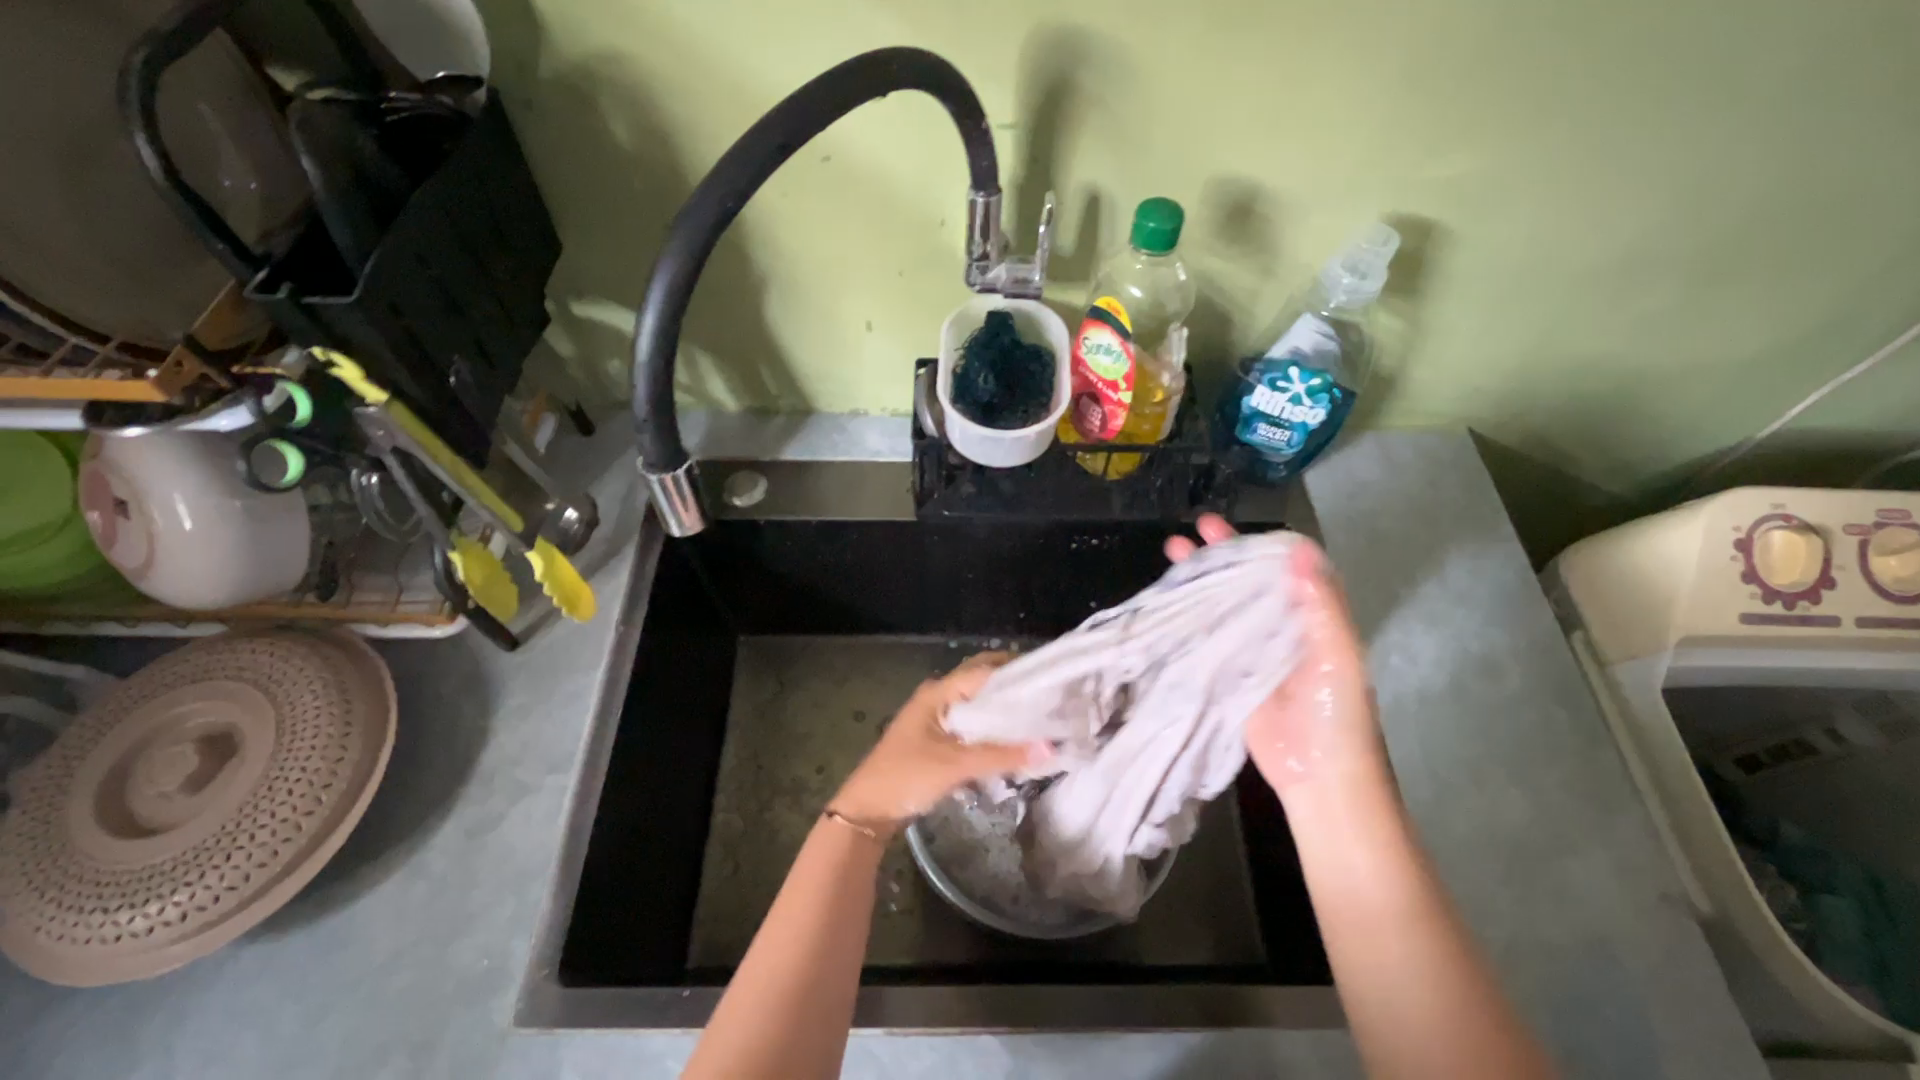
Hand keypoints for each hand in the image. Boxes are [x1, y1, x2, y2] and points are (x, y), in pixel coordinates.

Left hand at [830, 653, 1051, 835]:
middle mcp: (937, 697)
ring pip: (977, 705)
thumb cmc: (906, 778)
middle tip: (1050, 699)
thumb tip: (1051, 747)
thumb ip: (1002, 756)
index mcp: (937, 693)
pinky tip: (1013, 744)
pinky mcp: (938, 739)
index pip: (984, 671)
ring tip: (1040, 719)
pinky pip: (971, 725)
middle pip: (981, 683)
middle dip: (1013, 688)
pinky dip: (992, 729)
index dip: (1017, 672)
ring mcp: (936, 718)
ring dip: (1004, 710)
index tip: (1051, 680)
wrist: (867, 810)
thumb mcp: (956, 766)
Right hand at [1166, 515, 1383, 793]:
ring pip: (1226, 606)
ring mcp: (1254, 651)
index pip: (1284, 568)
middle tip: (1192, 531)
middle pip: (1249, 582)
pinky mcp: (1231, 675)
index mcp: (1314, 617)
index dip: (1256, 544)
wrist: (1319, 775)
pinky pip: (1210, 639)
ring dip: (1202, 581)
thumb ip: (1321, 604)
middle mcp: (1283, 627)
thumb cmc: (1337, 713)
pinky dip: (1191, 619)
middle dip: (1222, 556)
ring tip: (1172, 555)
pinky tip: (1169, 604)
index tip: (1225, 525)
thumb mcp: (1339, 654)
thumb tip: (1298, 549)